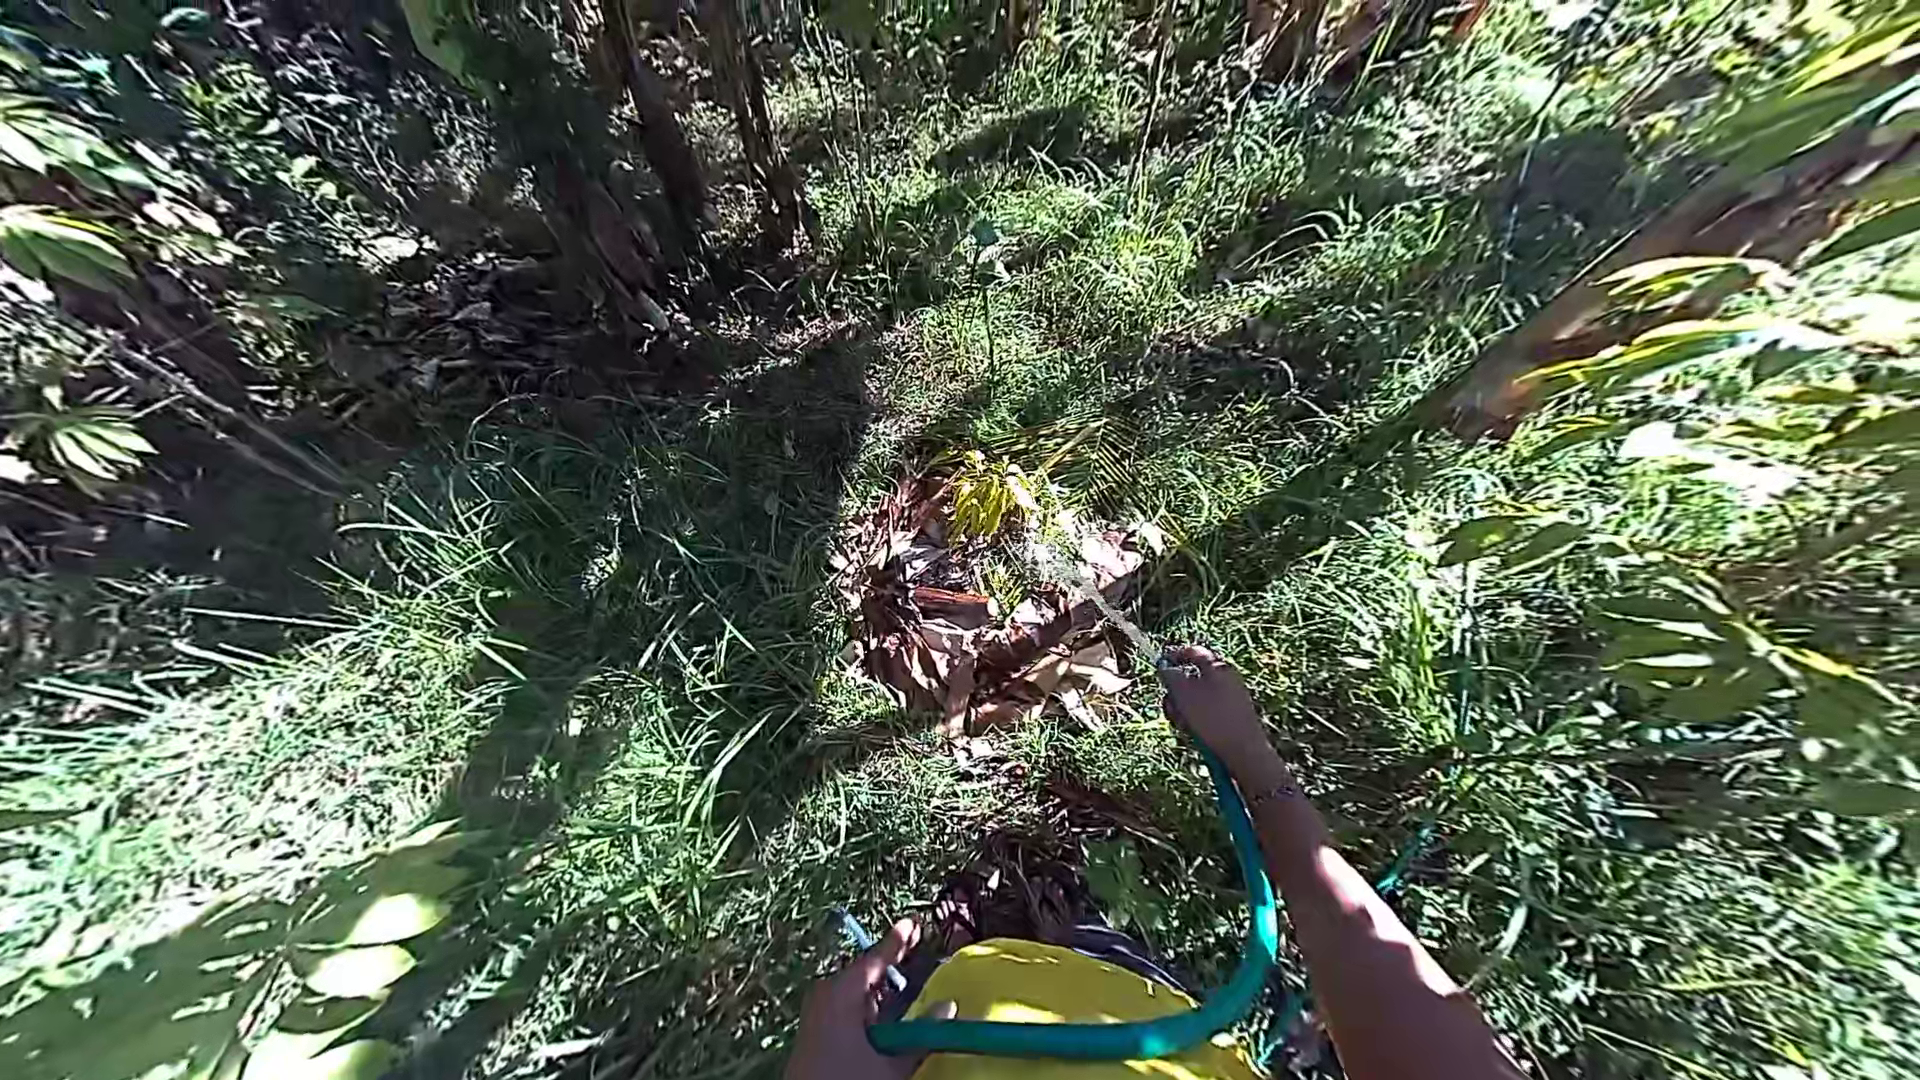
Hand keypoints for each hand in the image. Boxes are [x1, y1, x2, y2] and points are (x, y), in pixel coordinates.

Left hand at [785, 917, 924, 1079]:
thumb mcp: (890, 1068)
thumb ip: (920, 1036)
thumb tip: (948, 1007)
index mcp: (841, 992)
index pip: (876, 958)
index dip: (898, 940)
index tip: (913, 922)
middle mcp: (826, 995)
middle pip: (865, 973)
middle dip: (890, 964)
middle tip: (914, 945)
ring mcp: (816, 1016)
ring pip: (855, 993)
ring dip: (879, 990)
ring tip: (902, 981)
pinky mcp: (813, 1036)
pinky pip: (845, 1010)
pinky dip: (866, 1009)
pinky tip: (881, 1017)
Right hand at [1158, 645, 1278, 775]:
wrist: (1244, 752)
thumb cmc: (1211, 718)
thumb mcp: (1183, 692)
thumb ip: (1170, 675)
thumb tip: (1164, 667)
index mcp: (1218, 666)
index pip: (1192, 651)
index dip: (1173, 656)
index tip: (1159, 665)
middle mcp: (1226, 679)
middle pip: (1191, 678)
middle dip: (1176, 692)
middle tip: (1170, 705)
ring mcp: (1231, 699)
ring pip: (1195, 699)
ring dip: (1183, 710)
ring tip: (1183, 725)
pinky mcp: (1232, 718)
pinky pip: (1206, 713)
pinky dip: (1195, 721)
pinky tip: (1195, 735)